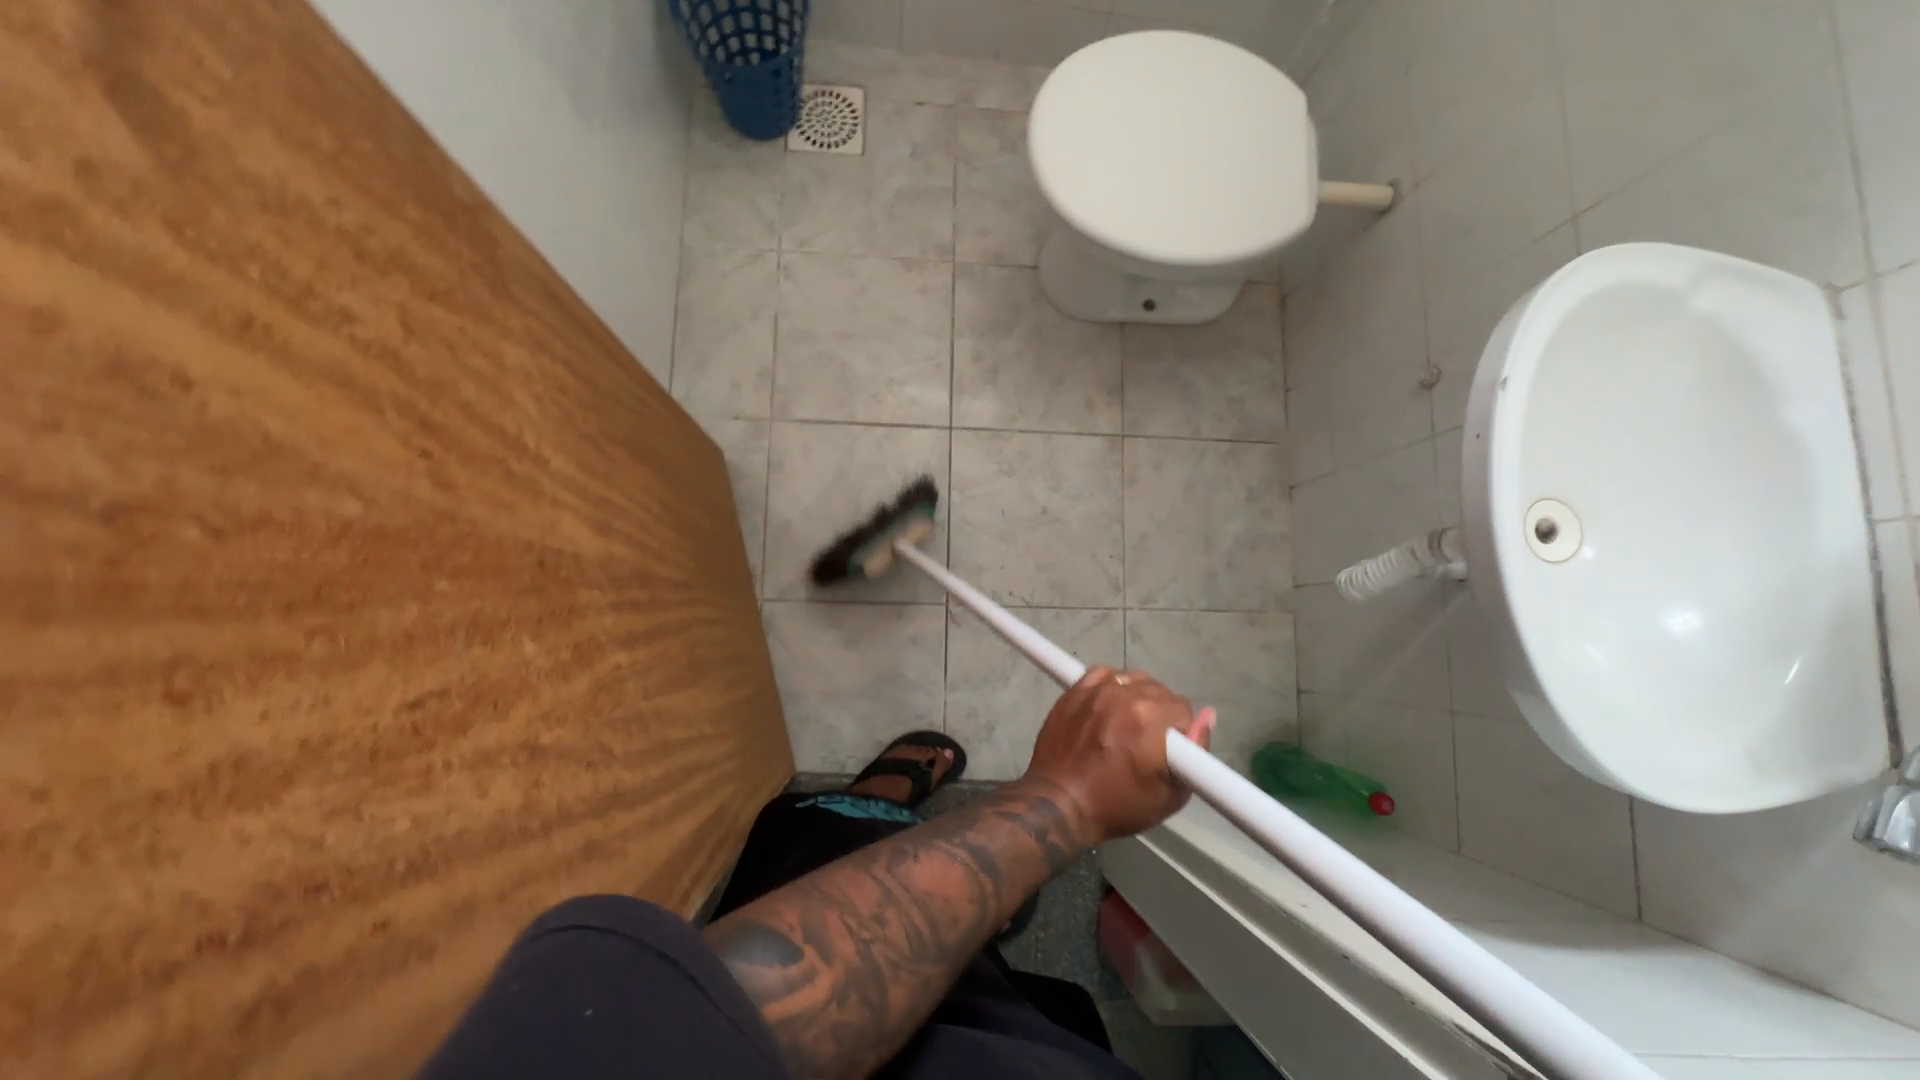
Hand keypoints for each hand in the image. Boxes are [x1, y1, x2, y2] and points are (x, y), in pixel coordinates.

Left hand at [1020, 667, 1214, 844]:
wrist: (1060, 802)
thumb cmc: (1117, 805)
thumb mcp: (1170, 795)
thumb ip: (1197, 752)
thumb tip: (1208, 717)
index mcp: (1151, 718)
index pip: (1184, 709)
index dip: (1182, 732)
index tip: (1169, 751)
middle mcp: (1125, 695)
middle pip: (1159, 691)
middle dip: (1161, 714)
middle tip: (1148, 743)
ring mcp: (1097, 690)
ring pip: (1133, 680)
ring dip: (1137, 698)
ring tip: (1127, 725)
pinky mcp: (1075, 690)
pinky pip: (1103, 674)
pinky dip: (1111, 685)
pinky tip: (1109, 705)